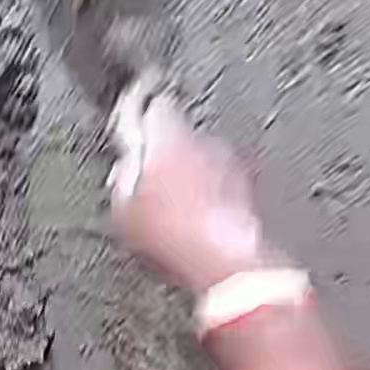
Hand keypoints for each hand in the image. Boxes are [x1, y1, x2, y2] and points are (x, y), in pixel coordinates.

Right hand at [108, 83, 279, 293]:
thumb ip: (122, 180)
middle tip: (145, 180)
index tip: (132, 108)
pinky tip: (193, 220)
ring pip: (201, 158)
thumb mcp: (124, 211)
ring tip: (170, 208)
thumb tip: (124, 169)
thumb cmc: (174, 236)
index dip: (138, 109)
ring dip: (188, 174)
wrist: (225, 263)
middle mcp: (205, 142)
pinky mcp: (248, 187)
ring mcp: (230, 163)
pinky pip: (219, 181)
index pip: (152, 106)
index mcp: (170, 139)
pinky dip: (207, 193)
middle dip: (162, 152)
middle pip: (178, 135)